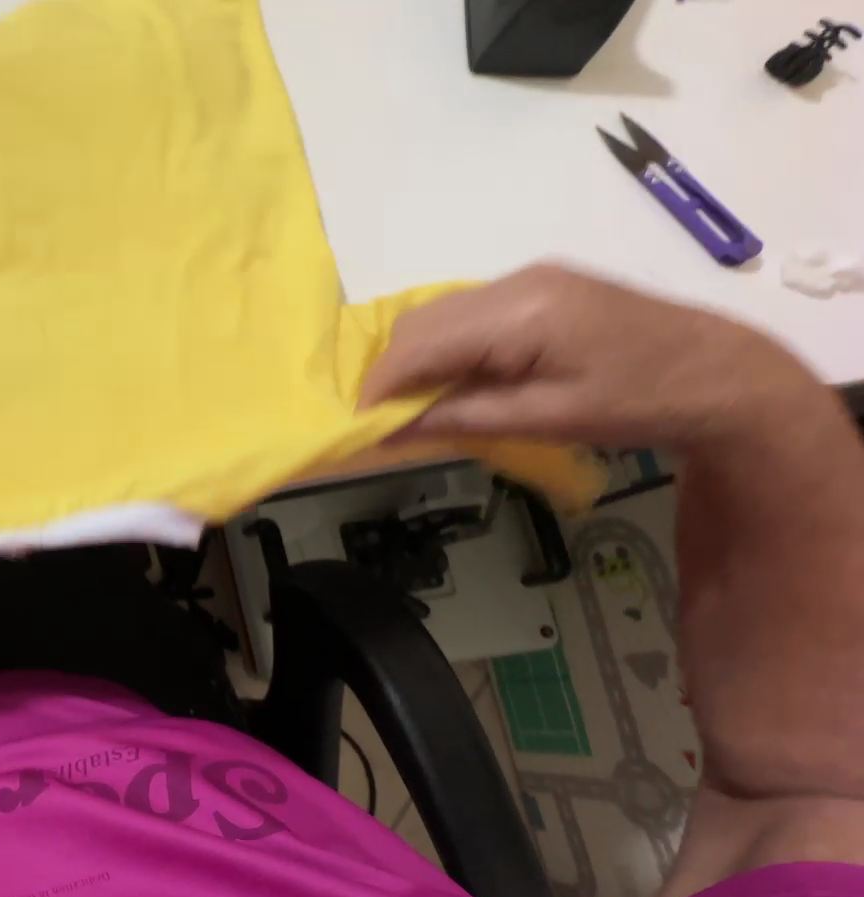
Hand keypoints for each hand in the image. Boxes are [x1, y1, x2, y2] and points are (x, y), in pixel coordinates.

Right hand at [358, 263, 824, 449]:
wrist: (726, 374)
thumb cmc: (638, 403)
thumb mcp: (542, 419)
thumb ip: (456, 419)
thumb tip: (383, 430)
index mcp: (522, 313)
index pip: (418, 346)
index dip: (378, 387)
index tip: (358, 427)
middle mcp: (517, 282)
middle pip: (417, 324)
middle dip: (391, 373)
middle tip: (389, 420)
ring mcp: (527, 278)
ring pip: (433, 316)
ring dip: (415, 360)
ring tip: (422, 404)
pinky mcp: (535, 285)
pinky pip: (462, 314)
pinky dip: (443, 348)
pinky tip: (457, 379)